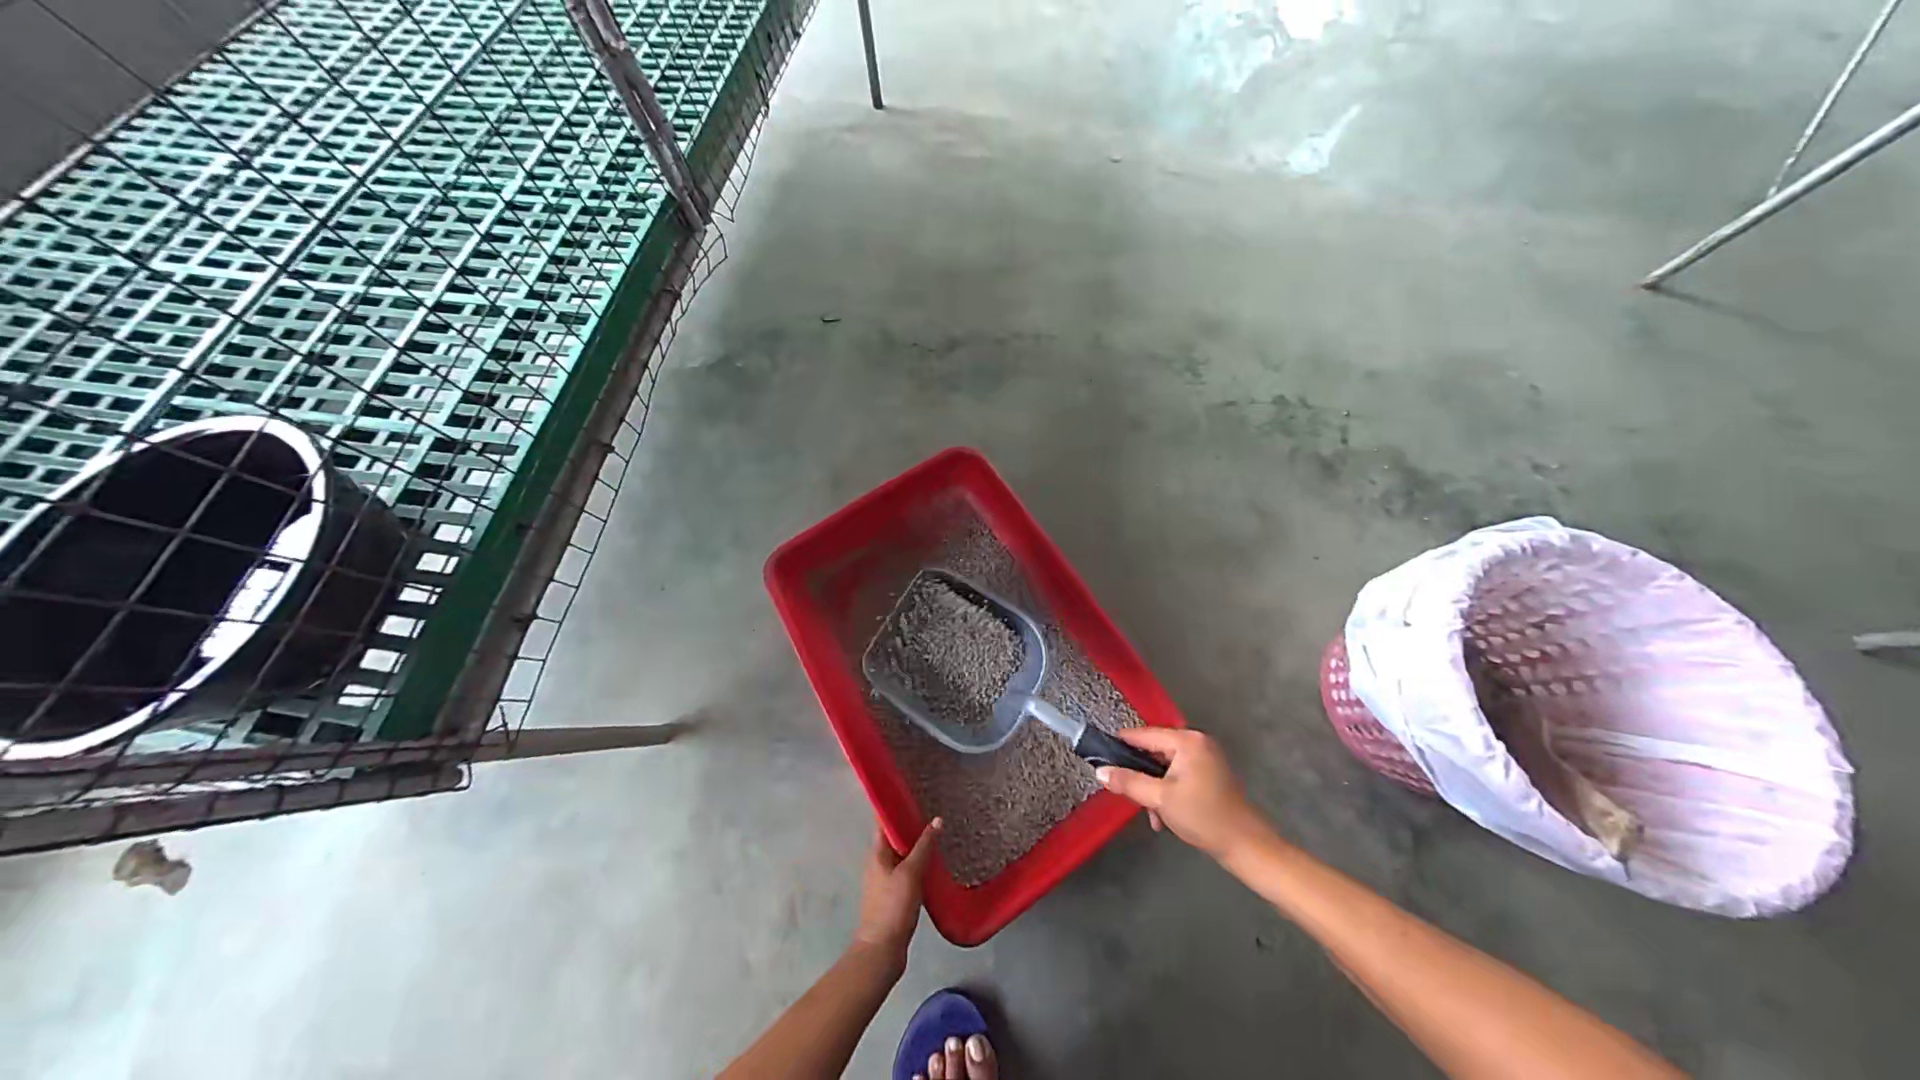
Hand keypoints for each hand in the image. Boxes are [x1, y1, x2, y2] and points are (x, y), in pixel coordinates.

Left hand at [850, 817, 941, 961]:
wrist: (882, 949)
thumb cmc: (893, 907)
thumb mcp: (911, 874)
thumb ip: (923, 847)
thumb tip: (936, 821)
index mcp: (877, 853)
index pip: (884, 822)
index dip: (895, 807)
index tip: (912, 793)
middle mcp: (878, 863)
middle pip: (894, 837)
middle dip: (910, 825)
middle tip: (933, 813)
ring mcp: (884, 880)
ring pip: (902, 855)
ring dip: (916, 847)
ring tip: (938, 836)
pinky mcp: (893, 896)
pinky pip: (906, 871)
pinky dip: (918, 865)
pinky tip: (934, 867)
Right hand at [1096, 728, 1272, 860]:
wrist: (1245, 845)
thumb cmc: (1203, 816)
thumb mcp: (1159, 799)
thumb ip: (1128, 782)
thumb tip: (1101, 771)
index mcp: (1187, 741)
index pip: (1144, 734)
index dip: (1121, 745)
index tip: (1100, 755)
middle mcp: (1198, 743)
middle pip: (1154, 752)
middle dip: (1142, 777)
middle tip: (1131, 796)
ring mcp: (1206, 759)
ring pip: (1165, 768)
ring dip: (1154, 790)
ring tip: (1154, 815)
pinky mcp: (1210, 775)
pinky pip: (1178, 776)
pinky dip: (1169, 793)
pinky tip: (1165, 817)